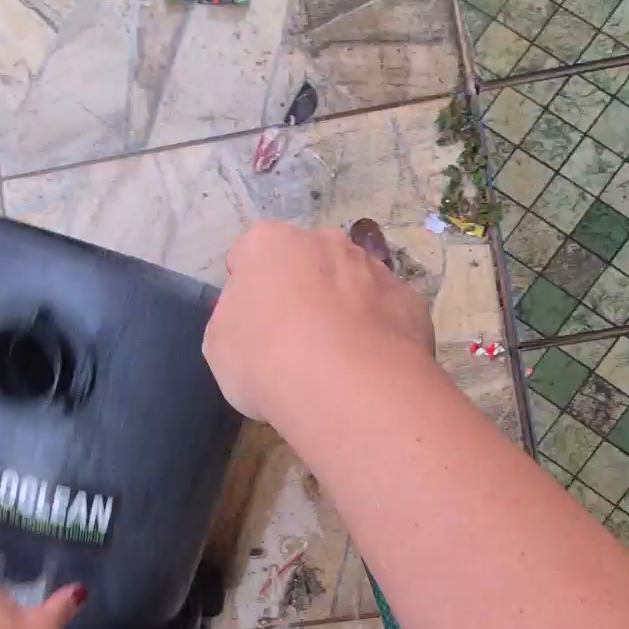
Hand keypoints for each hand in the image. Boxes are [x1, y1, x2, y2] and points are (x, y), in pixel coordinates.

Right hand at [204, 221, 434, 423]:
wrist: (346, 386)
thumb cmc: (267, 361)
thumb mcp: (220, 348)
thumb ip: (232, 323)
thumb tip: (251, 321)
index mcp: (268, 244)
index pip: (249, 255)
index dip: (248, 290)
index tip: (251, 324)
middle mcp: (324, 242)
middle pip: (307, 263)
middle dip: (302, 292)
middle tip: (296, 342)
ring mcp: (373, 268)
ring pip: (351, 284)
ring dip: (343, 310)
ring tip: (337, 360)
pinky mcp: (409, 300)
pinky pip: (385, 314)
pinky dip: (377, 333)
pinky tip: (368, 368)